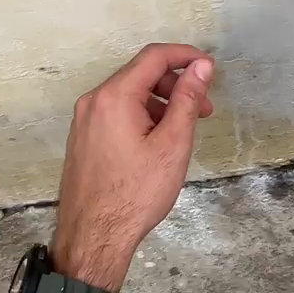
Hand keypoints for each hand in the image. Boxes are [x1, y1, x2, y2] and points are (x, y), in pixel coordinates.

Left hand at [52, 43, 215, 287]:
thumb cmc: (136, 194)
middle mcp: (93, 102)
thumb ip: (187, 99)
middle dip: (175, 85)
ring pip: (128, 96)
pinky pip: (116, 114)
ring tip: (183, 131)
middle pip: (140, 75)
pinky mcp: (83, 139)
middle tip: (204, 109)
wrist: (94, 236)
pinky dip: (141, 116)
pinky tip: (158, 143)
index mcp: (114, 97)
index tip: (209, 68)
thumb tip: (201, 67)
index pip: (153, 57)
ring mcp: (84, 121)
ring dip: (160, 103)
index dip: (185, 56)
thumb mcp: (172, 144)